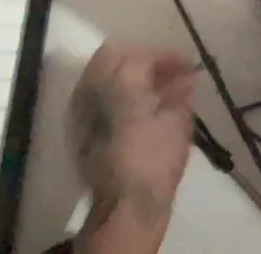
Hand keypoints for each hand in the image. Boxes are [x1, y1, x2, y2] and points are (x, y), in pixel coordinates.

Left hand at [69, 45, 196, 248]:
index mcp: (122, 77)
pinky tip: (129, 104)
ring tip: (149, 88)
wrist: (123, 206)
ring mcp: (81, 102)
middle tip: (164, 74)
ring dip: (124, 72)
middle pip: (117, 54)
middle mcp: (95, 82)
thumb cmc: (155, 162)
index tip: (186, 67)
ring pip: (100, 69)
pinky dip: (110, 89)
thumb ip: (180, 94)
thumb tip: (185, 80)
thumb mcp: (178, 124)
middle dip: (142, 59)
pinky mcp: (75, 123)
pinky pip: (91, 91)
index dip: (168, 58)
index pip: (146, 55)